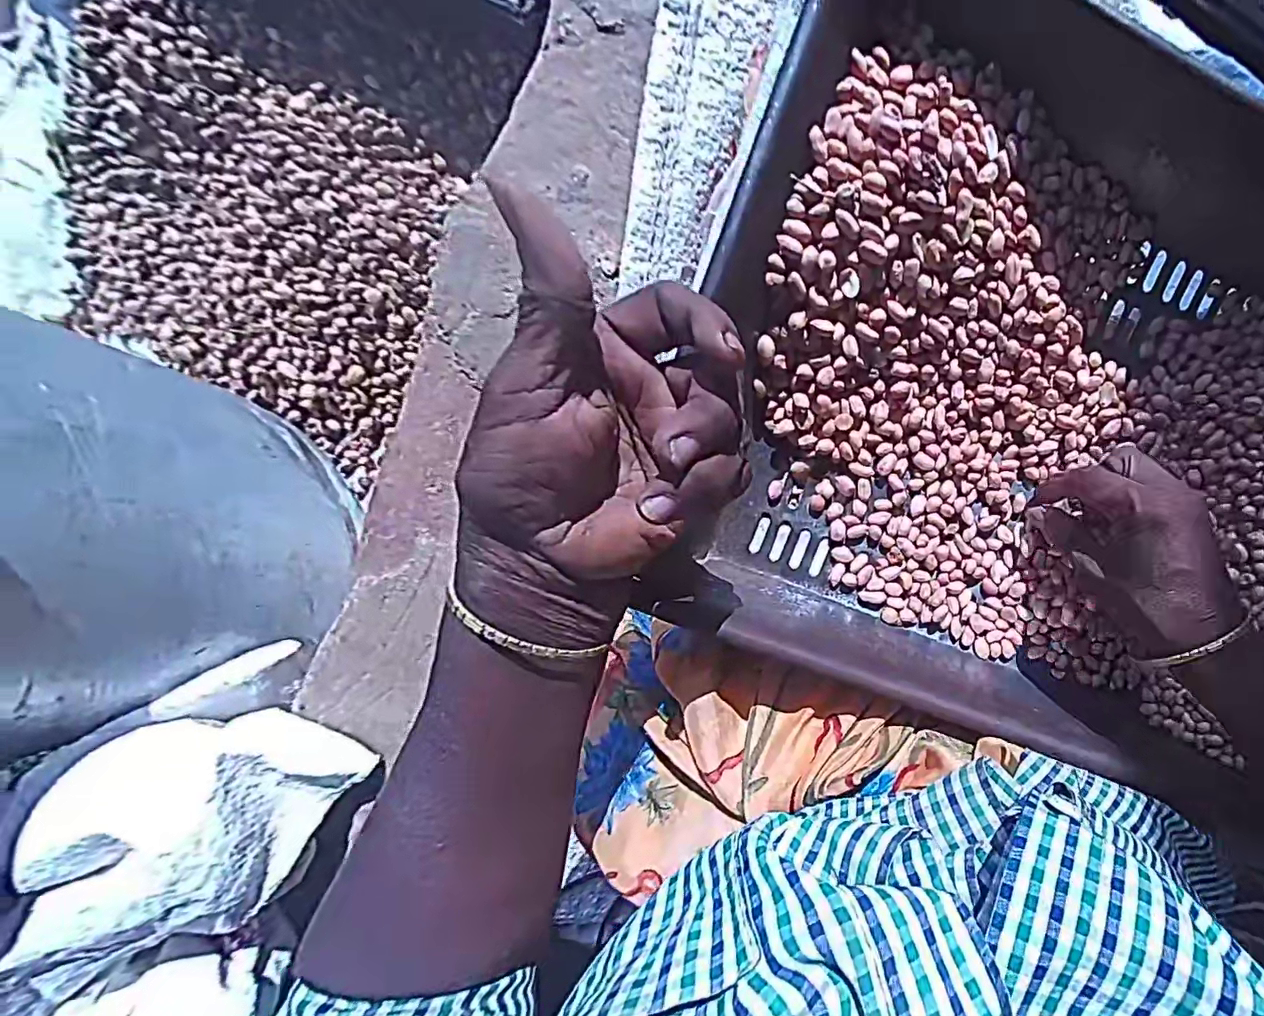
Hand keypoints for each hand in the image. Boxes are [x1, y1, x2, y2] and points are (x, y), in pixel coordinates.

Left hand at [453, 179, 750, 651]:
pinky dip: (703, 489)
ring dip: (704, 449)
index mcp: (615, 352)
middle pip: (720, 368)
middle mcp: (658, 388)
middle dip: (710, 402)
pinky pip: (732, 470)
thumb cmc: (517, 467)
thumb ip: (551, 297)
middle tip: (679, 442)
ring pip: (733, 419)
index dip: (707, 320)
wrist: (537, 557)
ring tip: (664, 479)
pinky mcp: (700, 483)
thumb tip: (511, 190)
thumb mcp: (529, 378)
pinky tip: (662, 510)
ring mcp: (683, 437)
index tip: (724, 349)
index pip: (677, 310)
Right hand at [1028, 444, 1242, 658]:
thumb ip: (1068, 536)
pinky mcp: (1194, 513)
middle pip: (1120, 459)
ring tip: (1095, 517)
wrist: (1204, 636)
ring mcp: (1186, 499)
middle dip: (1091, 476)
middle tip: (1072, 504)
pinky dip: (1134, 495)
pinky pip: (1157, 487)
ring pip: (1141, 470)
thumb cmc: (1148, 607)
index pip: (1090, 477)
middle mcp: (1169, 490)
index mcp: (1142, 503)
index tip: (1039, 500)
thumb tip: (1044, 513)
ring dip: (1113, 484)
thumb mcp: (1098, 572)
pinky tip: (1120, 525)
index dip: (1058, 486)